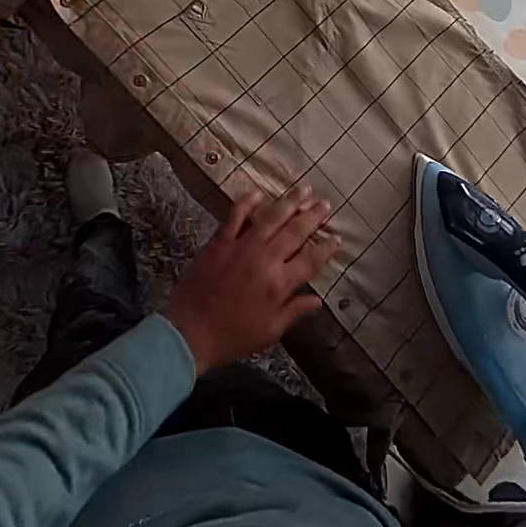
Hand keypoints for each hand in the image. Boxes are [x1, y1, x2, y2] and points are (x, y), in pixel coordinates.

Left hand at [164, 187, 337, 372]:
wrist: (188, 333)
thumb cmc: (232, 337)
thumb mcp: (270, 332)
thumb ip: (294, 312)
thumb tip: (318, 300)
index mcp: (279, 284)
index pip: (311, 260)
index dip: (326, 248)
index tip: (336, 239)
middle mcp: (265, 259)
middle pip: (296, 232)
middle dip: (313, 216)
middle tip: (325, 204)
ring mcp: (241, 246)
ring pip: (271, 217)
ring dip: (290, 202)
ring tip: (305, 189)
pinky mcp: (220, 242)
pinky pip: (236, 216)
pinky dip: (247, 202)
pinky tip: (259, 193)